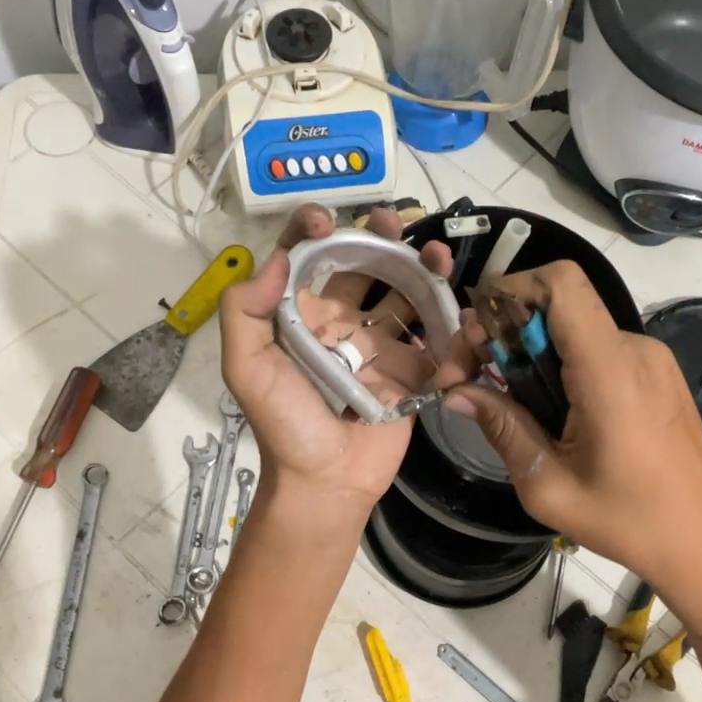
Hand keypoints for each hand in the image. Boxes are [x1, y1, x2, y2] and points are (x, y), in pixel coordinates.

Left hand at [219, 204, 454, 519]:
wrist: (325, 482)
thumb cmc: (285, 425)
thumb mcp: (246, 368)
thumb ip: (244, 311)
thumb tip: (280, 258)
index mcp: (301, 316)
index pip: (306, 258)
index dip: (314, 230)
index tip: (326, 219)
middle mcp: (341, 322)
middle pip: (363, 264)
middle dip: (378, 235)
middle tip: (393, 221)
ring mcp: (379, 345)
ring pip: (404, 292)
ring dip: (422, 267)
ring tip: (436, 254)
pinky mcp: (412, 371)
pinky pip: (433, 338)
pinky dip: (450, 319)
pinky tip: (457, 305)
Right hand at [441, 261, 701, 592]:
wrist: (701, 542)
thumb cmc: (627, 522)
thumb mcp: (548, 486)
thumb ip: (502, 428)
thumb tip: (455, 391)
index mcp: (610, 372)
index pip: (561, 284)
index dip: (511, 288)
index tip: (476, 331)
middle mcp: (635, 350)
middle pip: (559, 306)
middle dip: (504, 331)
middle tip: (466, 375)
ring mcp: (652, 360)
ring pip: (575, 329)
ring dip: (530, 352)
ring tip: (501, 398)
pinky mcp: (657, 375)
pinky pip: (597, 350)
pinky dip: (560, 365)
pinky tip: (545, 408)